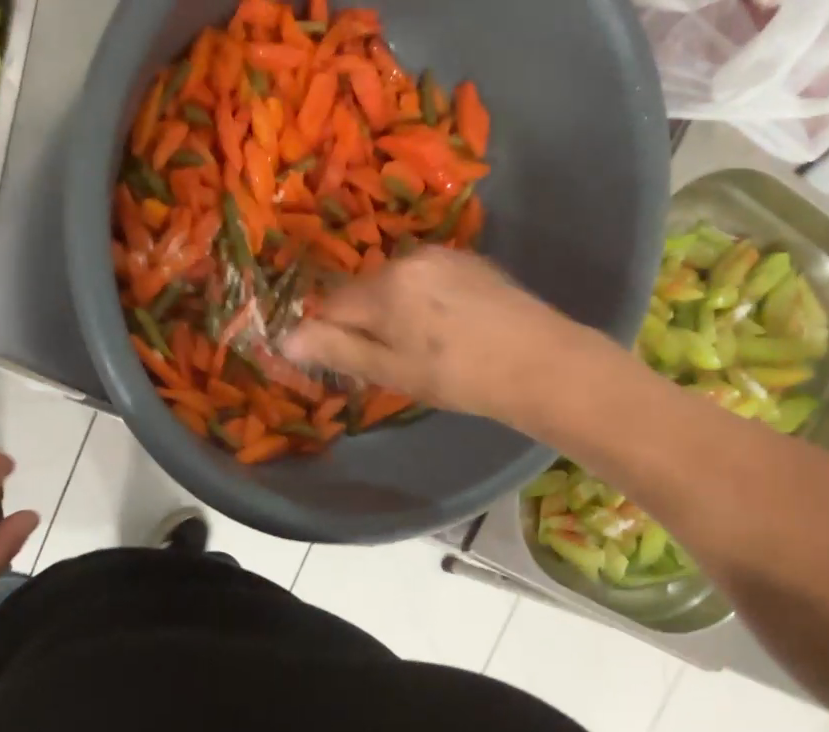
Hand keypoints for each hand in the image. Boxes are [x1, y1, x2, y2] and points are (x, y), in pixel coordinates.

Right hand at [281, 247, 611, 420]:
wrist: (543, 365)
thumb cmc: (457, 377)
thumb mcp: (389, 371)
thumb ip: (335, 349)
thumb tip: (285, 338)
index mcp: (384, 285)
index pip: (329, 305)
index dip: (324, 335)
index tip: (338, 363)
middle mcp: (410, 259)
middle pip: (362, 292)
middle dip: (361, 324)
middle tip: (382, 364)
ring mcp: (445, 257)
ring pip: (394, 287)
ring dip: (390, 314)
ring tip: (416, 352)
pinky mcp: (472, 264)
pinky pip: (425, 282)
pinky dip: (420, 305)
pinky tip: (443, 334)